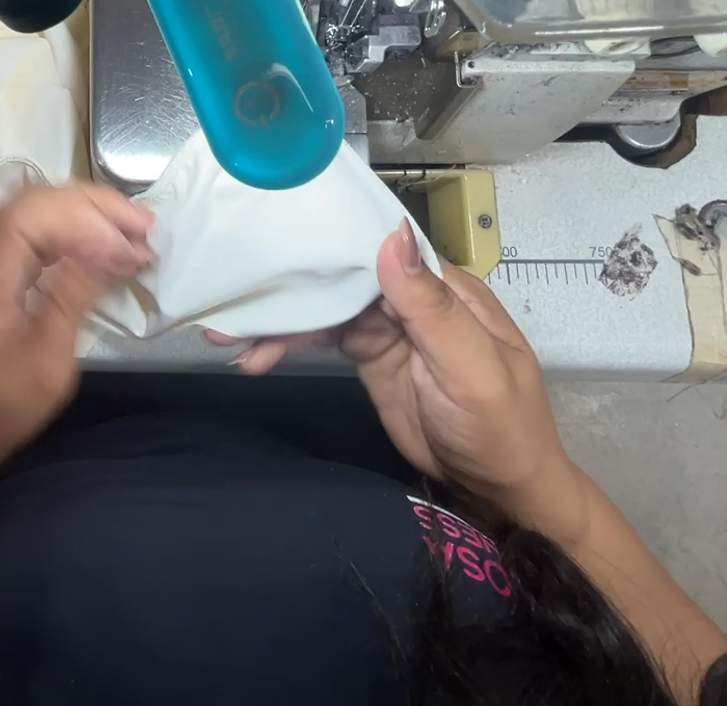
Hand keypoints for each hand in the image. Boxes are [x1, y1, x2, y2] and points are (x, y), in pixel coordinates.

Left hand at [0, 185, 153, 482]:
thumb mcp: (46, 367)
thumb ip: (73, 299)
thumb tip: (112, 248)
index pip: (28, 218)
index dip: (84, 217)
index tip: (130, 241)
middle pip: (29, 203)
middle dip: (92, 207)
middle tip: (145, 225)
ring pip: (29, 211)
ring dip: (83, 214)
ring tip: (133, 230)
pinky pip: (24, 232)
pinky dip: (66, 231)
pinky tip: (100, 243)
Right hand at [210, 222, 589, 541]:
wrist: (496, 492)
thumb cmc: (498, 428)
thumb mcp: (471, 368)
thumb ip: (431, 306)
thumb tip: (392, 234)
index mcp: (443, 287)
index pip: (380, 247)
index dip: (329, 242)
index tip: (276, 240)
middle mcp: (410, 297)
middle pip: (342, 276)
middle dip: (289, 285)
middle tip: (234, 297)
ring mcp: (385, 325)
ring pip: (324, 306)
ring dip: (279, 320)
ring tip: (228, 337)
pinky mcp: (366, 353)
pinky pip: (320, 336)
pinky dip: (288, 344)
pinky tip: (256, 357)